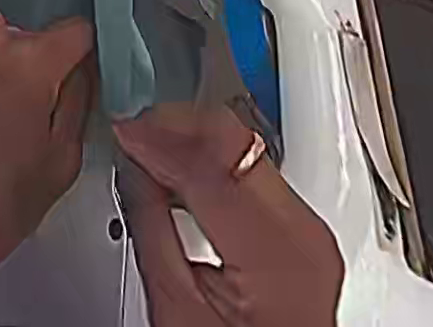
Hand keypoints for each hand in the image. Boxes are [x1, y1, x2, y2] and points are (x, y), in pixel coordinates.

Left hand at [0, 13, 95, 324]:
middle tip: (38, 109)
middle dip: (49, 65)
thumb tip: (87, 65)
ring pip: (14, 36)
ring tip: (7, 109)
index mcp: (29, 63)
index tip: (84, 76)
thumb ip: (82, 96)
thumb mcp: (64, 156)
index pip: (80, 30)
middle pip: (44, 36)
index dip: (87, 55)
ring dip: (17, 61)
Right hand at [115, 104, 342, 326]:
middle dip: (175, 126)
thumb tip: (132, 164)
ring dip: (189, 134)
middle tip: (132, 124)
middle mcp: (302, 231)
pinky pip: (250, 166)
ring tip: (146, 137)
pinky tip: (176, 156)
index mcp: (277, 254)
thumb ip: (151, 225)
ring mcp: (306, 225)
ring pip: (241, 145)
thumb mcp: (176, 311)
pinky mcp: (299, 223)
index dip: (164, 133)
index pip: (214, 160)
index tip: (127, 125)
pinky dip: (208, 154)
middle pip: (233, 143)